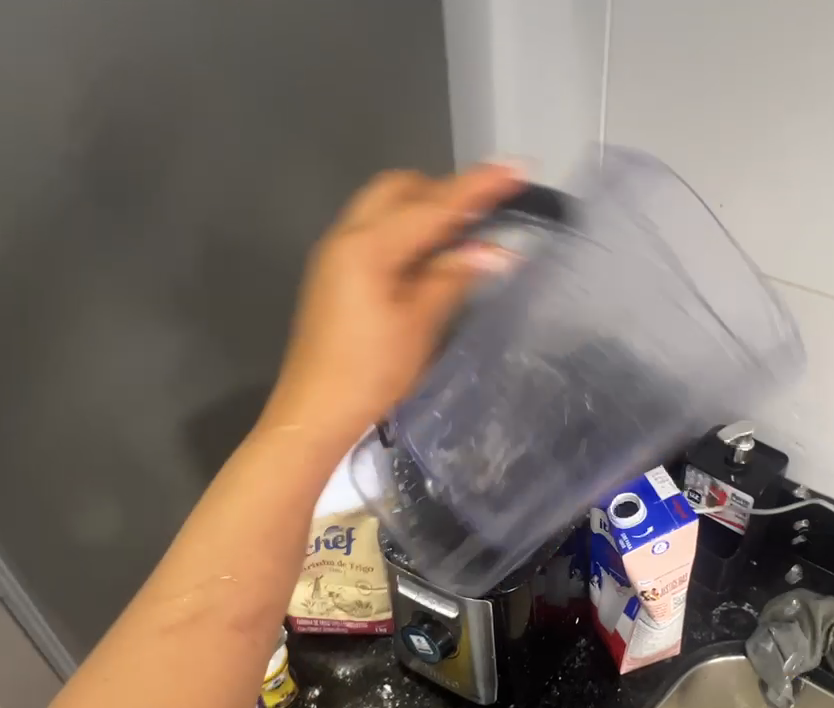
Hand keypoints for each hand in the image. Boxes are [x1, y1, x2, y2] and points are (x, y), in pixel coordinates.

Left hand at [262, 163, 525, 448]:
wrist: (315, 411)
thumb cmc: (370, 374)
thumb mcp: (420, 326)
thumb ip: (453, 278)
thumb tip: (495, 250)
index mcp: (369, 247)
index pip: (434, 207)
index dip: (478, 188)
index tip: (518, 169)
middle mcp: (347, 237)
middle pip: (400, 190)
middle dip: (444, 192)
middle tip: (484, 214)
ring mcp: (337, 254)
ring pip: (385, 208)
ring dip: (425, 212)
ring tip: (464, 236)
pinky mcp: (336, 274)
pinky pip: (376, 232)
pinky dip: (407, 232)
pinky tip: (431, 258)